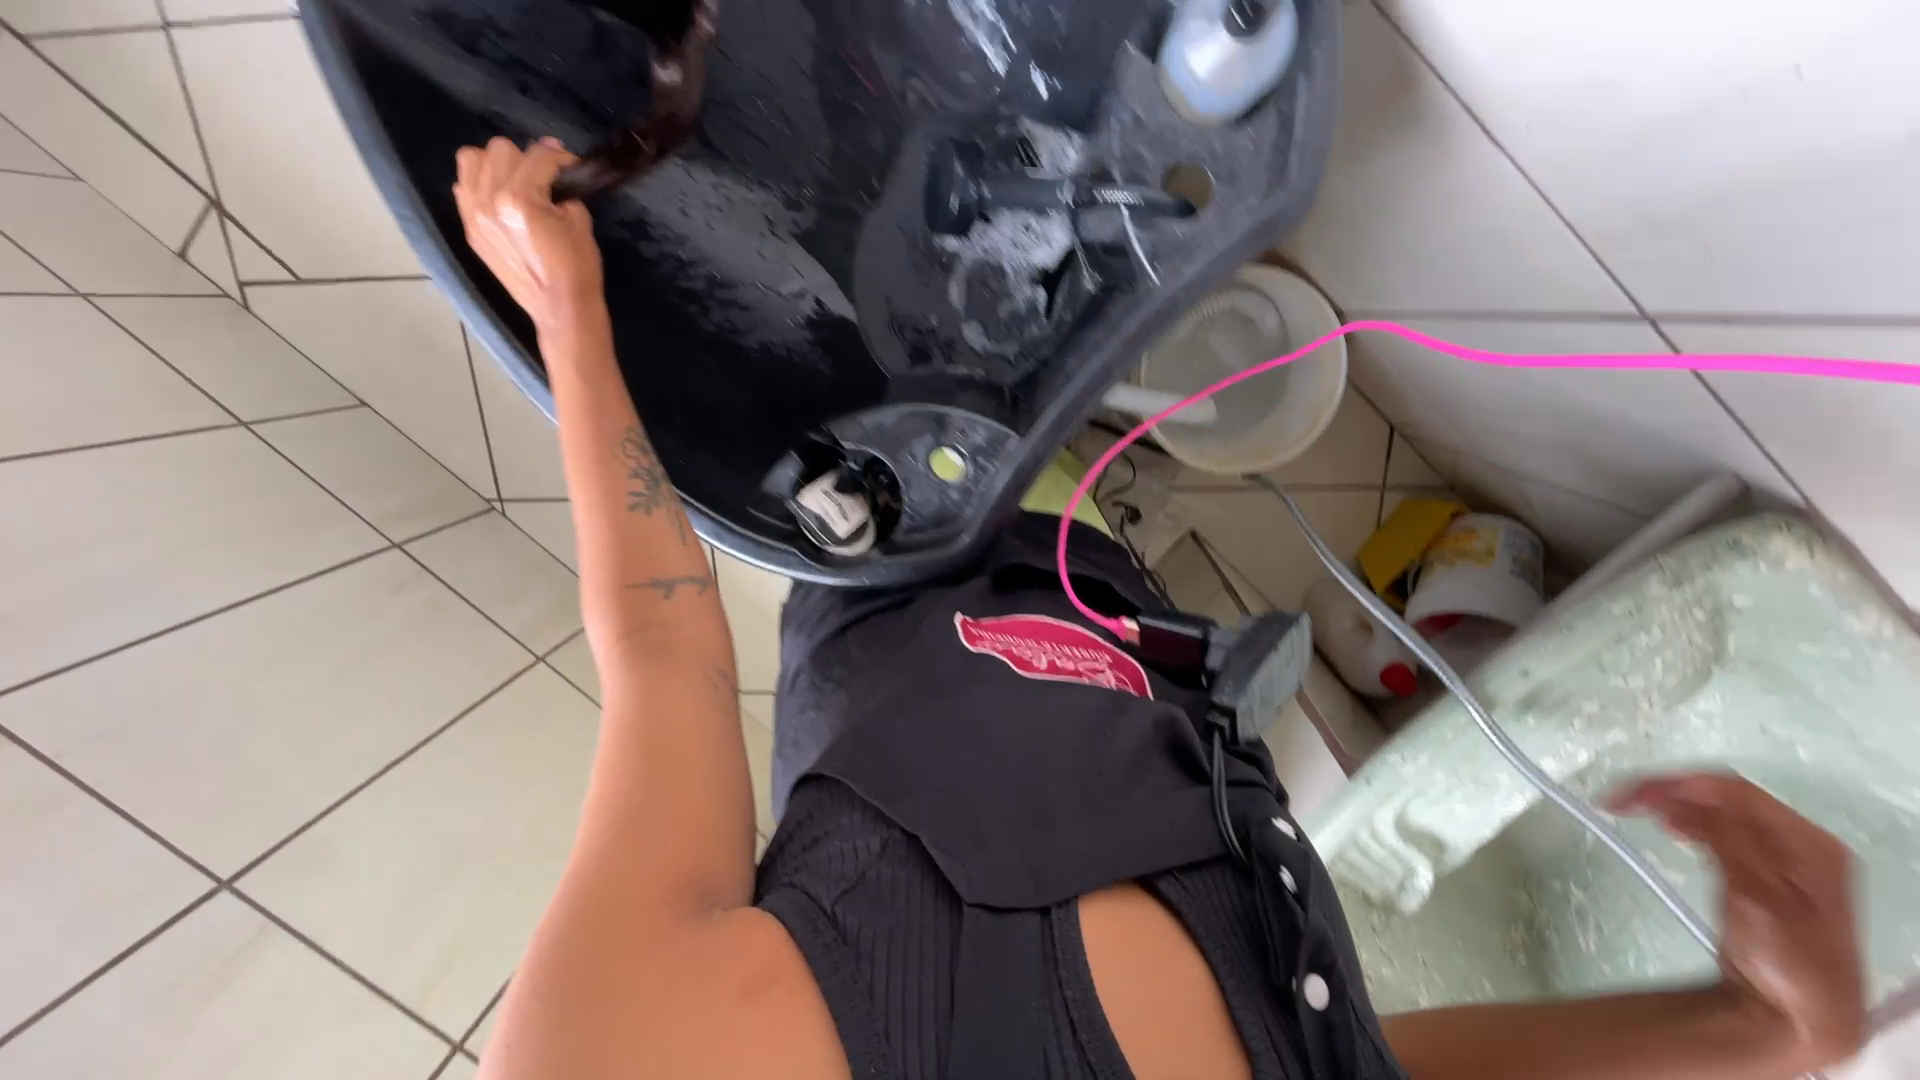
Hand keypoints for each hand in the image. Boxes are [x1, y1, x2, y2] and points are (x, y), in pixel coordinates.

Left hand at [453, 136, 603, 334]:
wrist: (561, 309)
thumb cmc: (578, 269)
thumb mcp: (580, 223)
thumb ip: (564, 192)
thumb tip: (555, 175)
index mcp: (520, 198)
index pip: (538, 156)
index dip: (560, 156)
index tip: (572, 165)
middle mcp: (489, 199)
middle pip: (500, 150)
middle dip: (527, 159)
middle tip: (545, 178)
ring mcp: (474, 214)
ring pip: (472, 160)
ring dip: (497, 165)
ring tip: (516, 183)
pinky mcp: (471, 229)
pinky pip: (464, 188)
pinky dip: (481, 186)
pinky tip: (500, 200)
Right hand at [1608, 772, 1868, 1072]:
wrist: (1799, 1016)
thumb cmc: (1785, 959)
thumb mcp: (1756, 896)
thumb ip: (1727, 840)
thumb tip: (1684, 796)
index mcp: (1809, 842)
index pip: (1734, 790)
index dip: (1678, 783)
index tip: (1627, 794)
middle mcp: (1800, 841)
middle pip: (1726, 794)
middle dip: (1671, 790)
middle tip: (1620, 800)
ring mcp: (1783, 856)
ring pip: (1719, 808)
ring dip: (1674, 803)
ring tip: (1635, 811)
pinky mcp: (1762, 869)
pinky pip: (1721, 828)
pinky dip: (1687, 820)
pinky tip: (1669, 827)